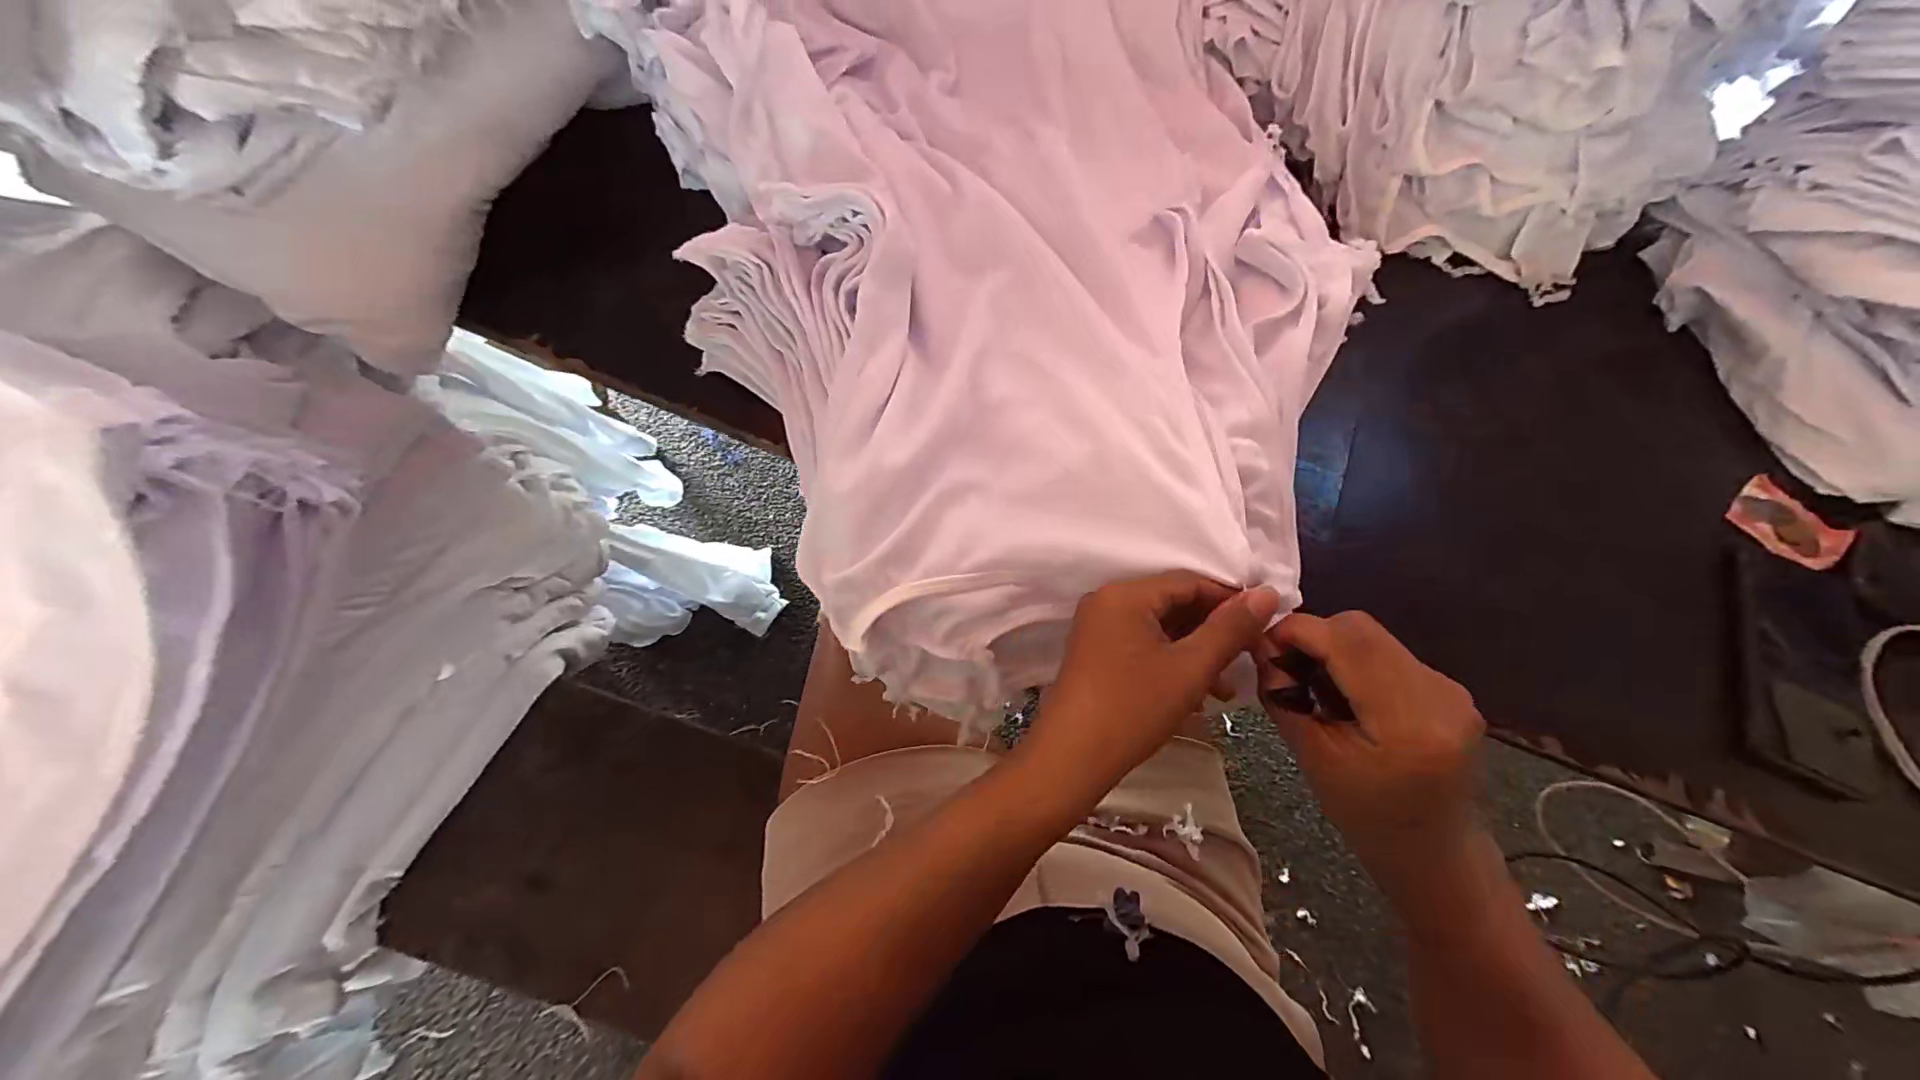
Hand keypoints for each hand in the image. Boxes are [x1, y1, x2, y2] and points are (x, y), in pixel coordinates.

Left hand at [1021, 571, 1279, 803]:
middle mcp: (1106, 602)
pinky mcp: (1095, 654)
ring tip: (1225, 690)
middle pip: (1173, 603)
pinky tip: (1196, 695)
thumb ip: (1230, 629)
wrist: (1071, 757)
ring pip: (1159, 629)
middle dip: (1213, 631)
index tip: (1264, 627)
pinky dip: (1171, 663)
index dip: (1230, 600)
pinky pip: (1142, 646)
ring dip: (1195, 653)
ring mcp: (1097, 629)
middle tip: (1247, 660)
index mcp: (1125, 595)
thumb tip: (1266, 593)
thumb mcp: (1190, 668)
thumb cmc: (1133, 708)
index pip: (1189, 581)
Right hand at [1257, 612, 1488, 909]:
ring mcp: (1451, 689)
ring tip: (1315, 686)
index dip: (1296, 630)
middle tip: (1285, 668)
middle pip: (1360, 628)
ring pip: (1373, 637)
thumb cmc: (1365, 816)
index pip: (1346, 640)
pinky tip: (1344, 695)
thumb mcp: (1311, 757)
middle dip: (1312, 637)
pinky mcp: (1449, 690)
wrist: (1434, 853)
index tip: (1261, 646)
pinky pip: (1388, 653)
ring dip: (1333, 649)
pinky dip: (1355, 661)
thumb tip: (1261, 646)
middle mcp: (1440, 694)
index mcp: (1408, 720)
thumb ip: (1283, 696)